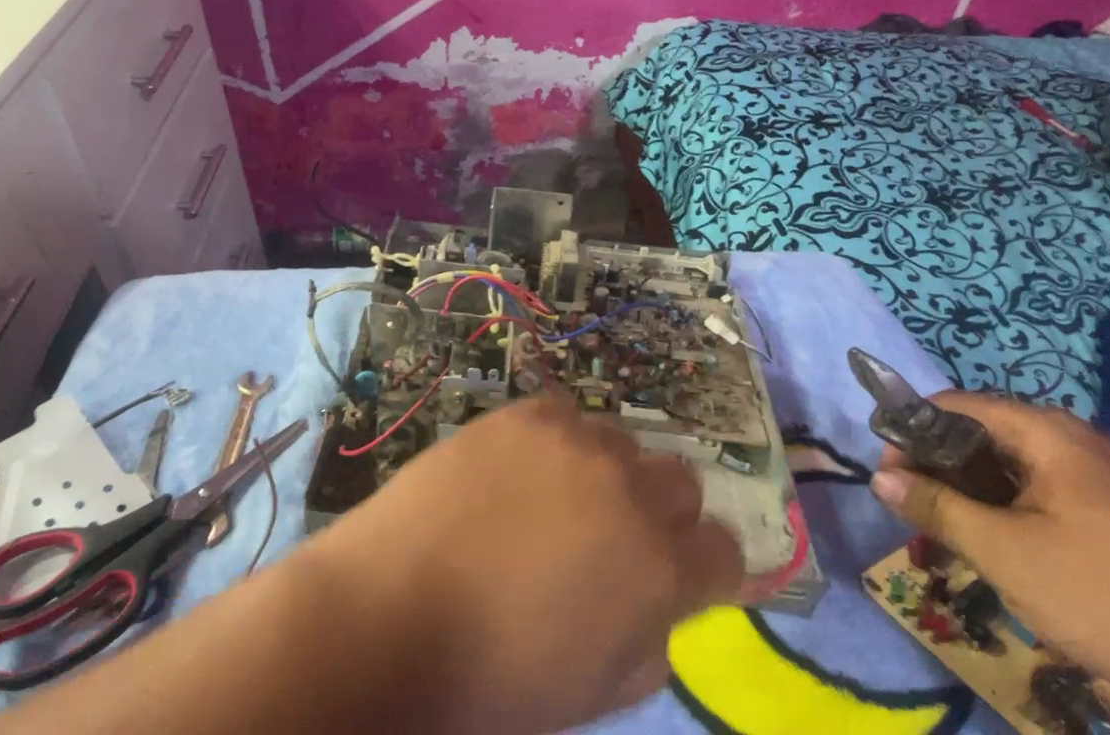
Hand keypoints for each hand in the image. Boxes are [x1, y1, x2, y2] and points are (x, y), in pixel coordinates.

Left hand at [305, 395, 743, 734]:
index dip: (704, 568)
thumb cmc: (490, 678)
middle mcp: (628, 492)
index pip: (724, 550)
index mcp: (658, 567)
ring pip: (622, 444)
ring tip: (557, 499)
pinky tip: (520, 471)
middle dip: (660, 515)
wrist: (385, 618)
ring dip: (607, 473)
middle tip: (610, 538)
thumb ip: (650, 643)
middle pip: (681, 483)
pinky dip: (558, 443)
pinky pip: (566, 417)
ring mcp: (572, 444)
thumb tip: (660, 608)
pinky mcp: (520, 416)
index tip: (678, 577)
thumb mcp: (594, 693)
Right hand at [871, 391, 1109, 733]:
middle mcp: (1083, 441)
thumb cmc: (1102, 592)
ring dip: (980, 493)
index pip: (959, 405)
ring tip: (960, 534)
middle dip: (945, 467)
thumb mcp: (1002, 551)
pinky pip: (1055, 493)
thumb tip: (880, 476)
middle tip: (920, 510)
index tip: (889, 475)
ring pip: (1022, 468)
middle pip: (991, 434)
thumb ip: (936, 507)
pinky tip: (1016, 552)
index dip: (913, 432)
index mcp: (1051, 434)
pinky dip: (1019, 509)